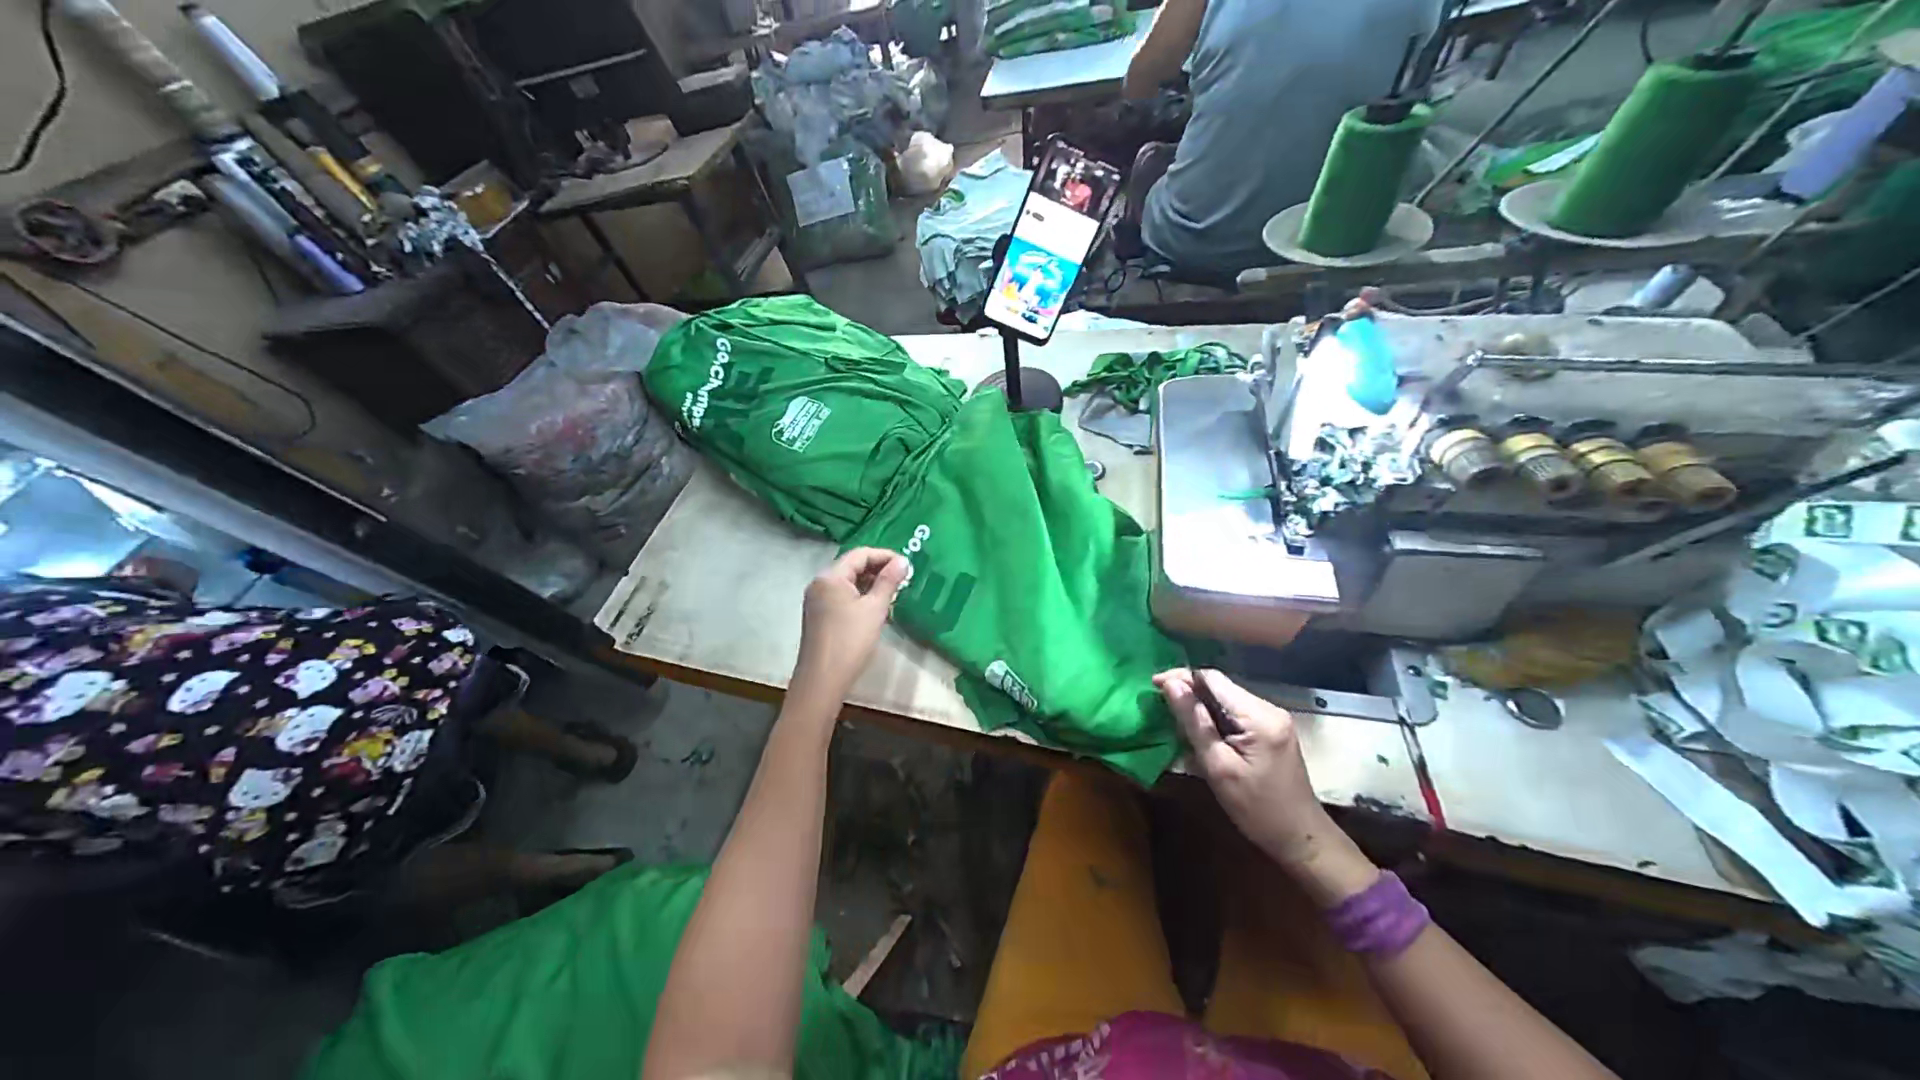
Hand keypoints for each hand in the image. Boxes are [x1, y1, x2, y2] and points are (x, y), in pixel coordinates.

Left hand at [793, 548, 909, 702]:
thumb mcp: (875, 609)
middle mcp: (819, 582)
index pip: (860, 554)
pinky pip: (841, 595)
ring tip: (893, 593)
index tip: (907, 565)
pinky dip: (859, 595)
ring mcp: (816, 599)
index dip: (885, 556)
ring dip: (869, 583)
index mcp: (830, 576)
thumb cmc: (850, 641)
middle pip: (852, 566)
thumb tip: (903, 561)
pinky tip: (874, 607)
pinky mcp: (817, 614)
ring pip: (847, 582)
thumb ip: (889, 581)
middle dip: (878, 569)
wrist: (822, 679)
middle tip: (903, 579)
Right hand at [1155, 668, 1378, 905]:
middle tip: (1159, 704)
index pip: (1212, 679)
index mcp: (1259, 716)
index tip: (1153, 686)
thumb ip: (1194, 722)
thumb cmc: (1256, 808)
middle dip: (1189, 691)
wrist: (1301, 838)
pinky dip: (1214, 717)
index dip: (1181, 677)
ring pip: (1227, 699)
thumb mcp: (1218, 766)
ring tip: (1173, 718)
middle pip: (1220, 687)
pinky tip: (1199, 731)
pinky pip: (1236, 713)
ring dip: (1200, 705)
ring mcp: (1274, 720)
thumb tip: (1171, 684)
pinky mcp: (1272, 731)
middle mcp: (1269, 709)